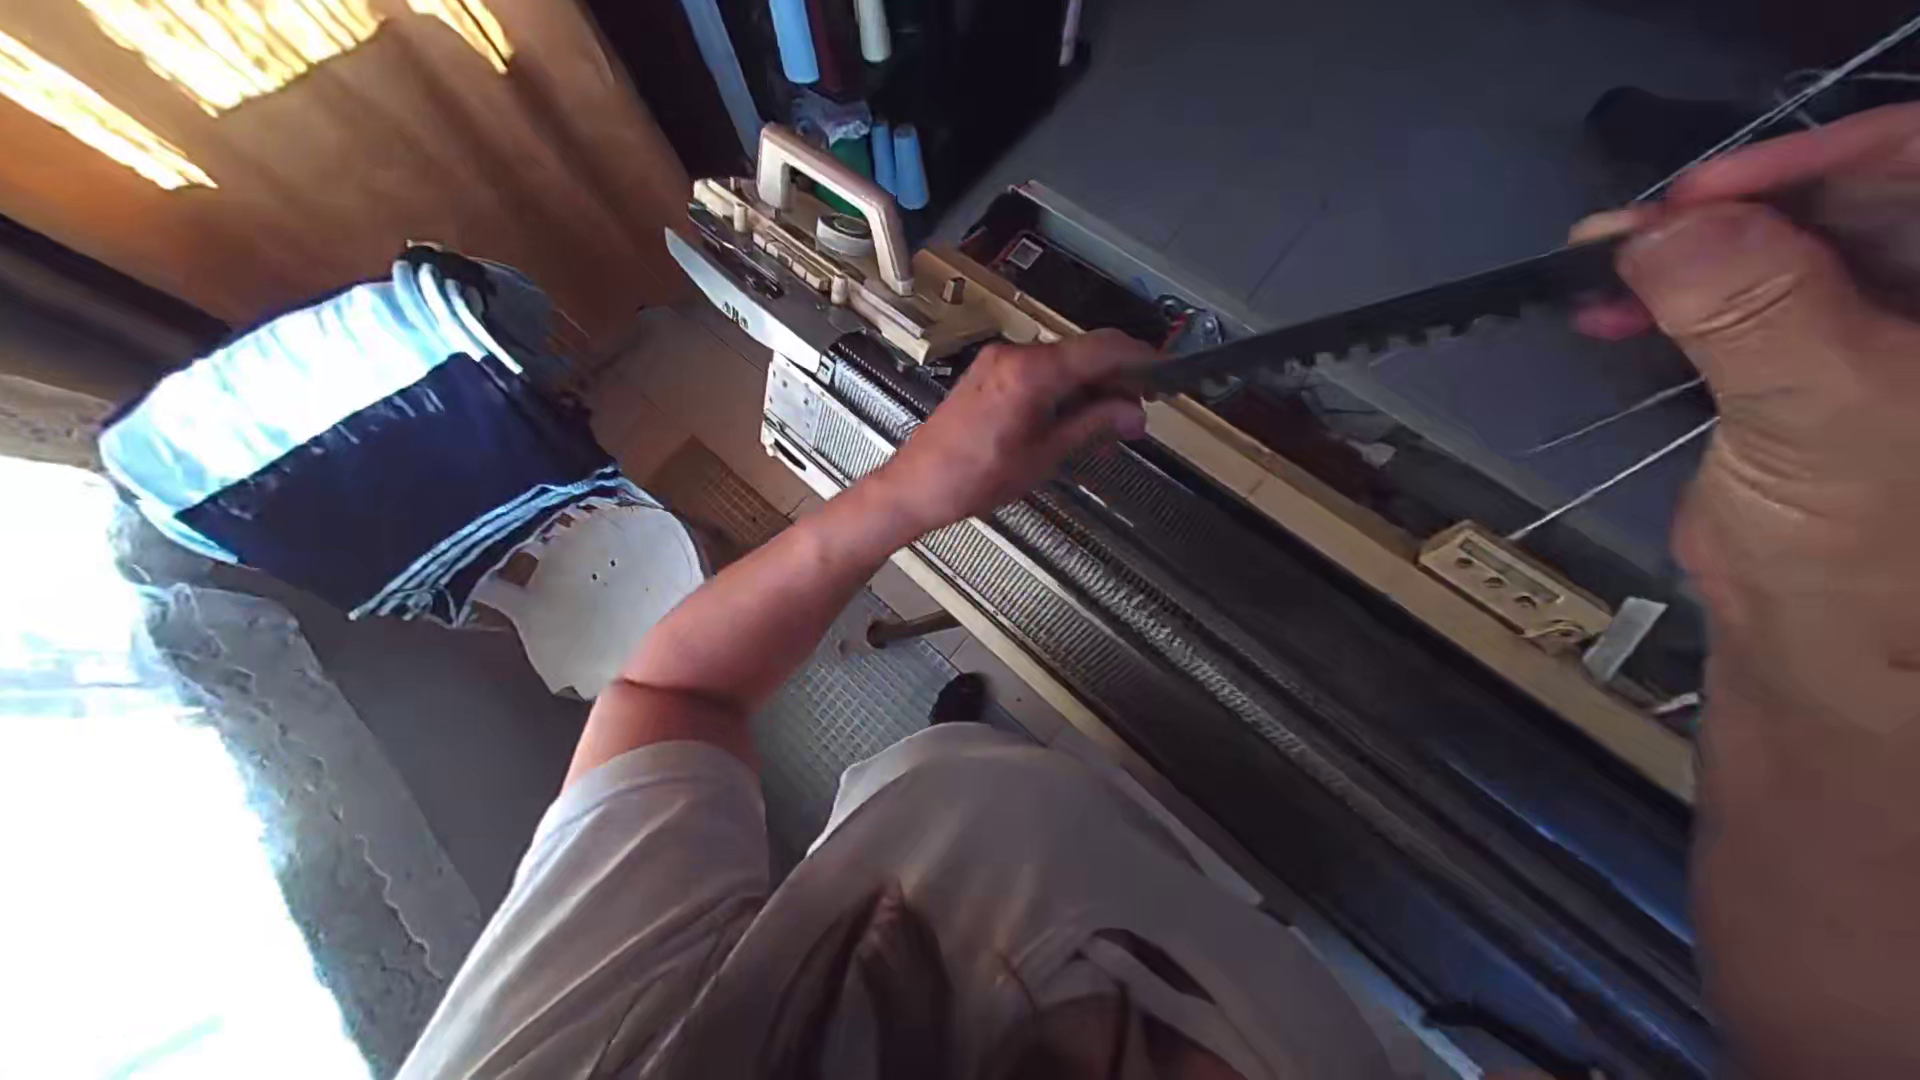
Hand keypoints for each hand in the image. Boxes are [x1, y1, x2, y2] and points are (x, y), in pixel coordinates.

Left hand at [864, 329, 1154, 535]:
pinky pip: (1039, 371)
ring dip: (1091, 387)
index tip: (1166, 372)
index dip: (1141, 359)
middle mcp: (1013, 356)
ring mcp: (998, 362)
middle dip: (1118, 379)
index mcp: (1030, 373)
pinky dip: (1064, 389)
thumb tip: (1131, 413)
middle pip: (1084, 353)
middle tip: (1139, 411)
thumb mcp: (1043, 456)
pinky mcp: (989, 373)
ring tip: (1110, 424)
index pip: (1103, 349)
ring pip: (1063, 362)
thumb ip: (1092, 426)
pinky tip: (1076, 417)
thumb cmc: (970, 477)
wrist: (917, 485)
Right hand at [1573, 104, 1919, 730]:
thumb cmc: (1873, 535)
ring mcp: (1889, 324)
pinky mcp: (1809, 363)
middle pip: (1862, 200)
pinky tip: (1611, 314)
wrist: (1826, 629)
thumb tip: (1665, 229)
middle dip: (1732, 212)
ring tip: (1596, 274)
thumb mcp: (1821, 414)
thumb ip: (1757, 313)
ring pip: (1788, 250)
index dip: (1828, 161)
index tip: (1697, 194)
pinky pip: (1743, 303)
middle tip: (1619, 235)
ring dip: (1686, 259)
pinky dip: (1672, 303)